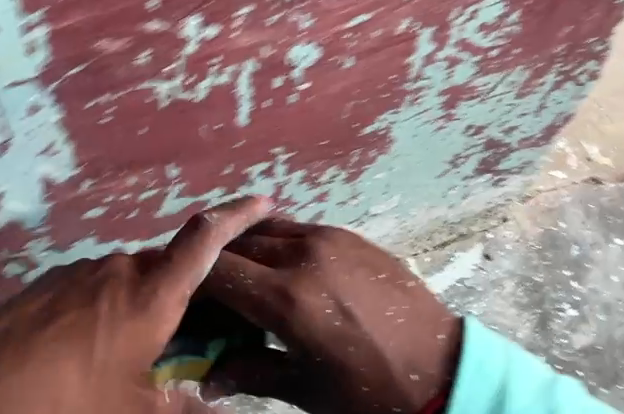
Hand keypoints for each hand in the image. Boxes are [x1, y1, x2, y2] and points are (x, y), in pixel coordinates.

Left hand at [0, 195, 272, 413]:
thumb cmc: (70, 405)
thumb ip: (181, 407)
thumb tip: (210, 403)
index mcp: (150, 296)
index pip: (204, 239)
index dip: (238, 214)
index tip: (264, 198)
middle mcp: (116, 269)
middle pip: (164, 269)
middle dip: (184, 293)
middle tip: (193, 329)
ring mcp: (77, 271)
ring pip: (125, 282)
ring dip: (139, 307)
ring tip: (130, 353)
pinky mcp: (46, 283)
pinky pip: (90, 289)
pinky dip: (103, 311)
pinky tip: (86, 351)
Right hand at [200, 217, 462, 413]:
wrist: (446, 370)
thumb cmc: (372, 394)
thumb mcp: (308, 391)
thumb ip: (250, 373)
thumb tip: (206, 379)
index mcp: (289, 299)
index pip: (215, 271)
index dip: (190, 283)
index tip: (178, 299)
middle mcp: (302, 255)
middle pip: (233, 244)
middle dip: (211, 265)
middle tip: (204, 292)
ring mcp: (327, 237)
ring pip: (262, 229)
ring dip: (241, 249)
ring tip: (238, 279)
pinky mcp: (346, 233)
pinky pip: (294, 228)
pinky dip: (273, 244)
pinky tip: (277, 271)